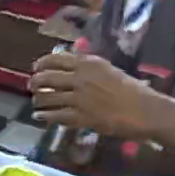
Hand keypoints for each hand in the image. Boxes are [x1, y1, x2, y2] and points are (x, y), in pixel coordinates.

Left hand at [29, 52, 168, 138]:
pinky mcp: (79, 117)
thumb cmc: (130, 90)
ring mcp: (79, 98)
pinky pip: (55, 116)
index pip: (57, 58)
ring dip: (38, 100)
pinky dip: (44, 116)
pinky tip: (38, 117)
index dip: (42, 63)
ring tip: (35, 103)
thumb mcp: (109, 70)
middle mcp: (81, 78)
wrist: (143, 110)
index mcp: (89, 63)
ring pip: (48, 97)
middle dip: (36, 82)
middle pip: (48, 77)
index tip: (36, 67)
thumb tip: (72, 66)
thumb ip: (89, 69)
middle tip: (31, 86)